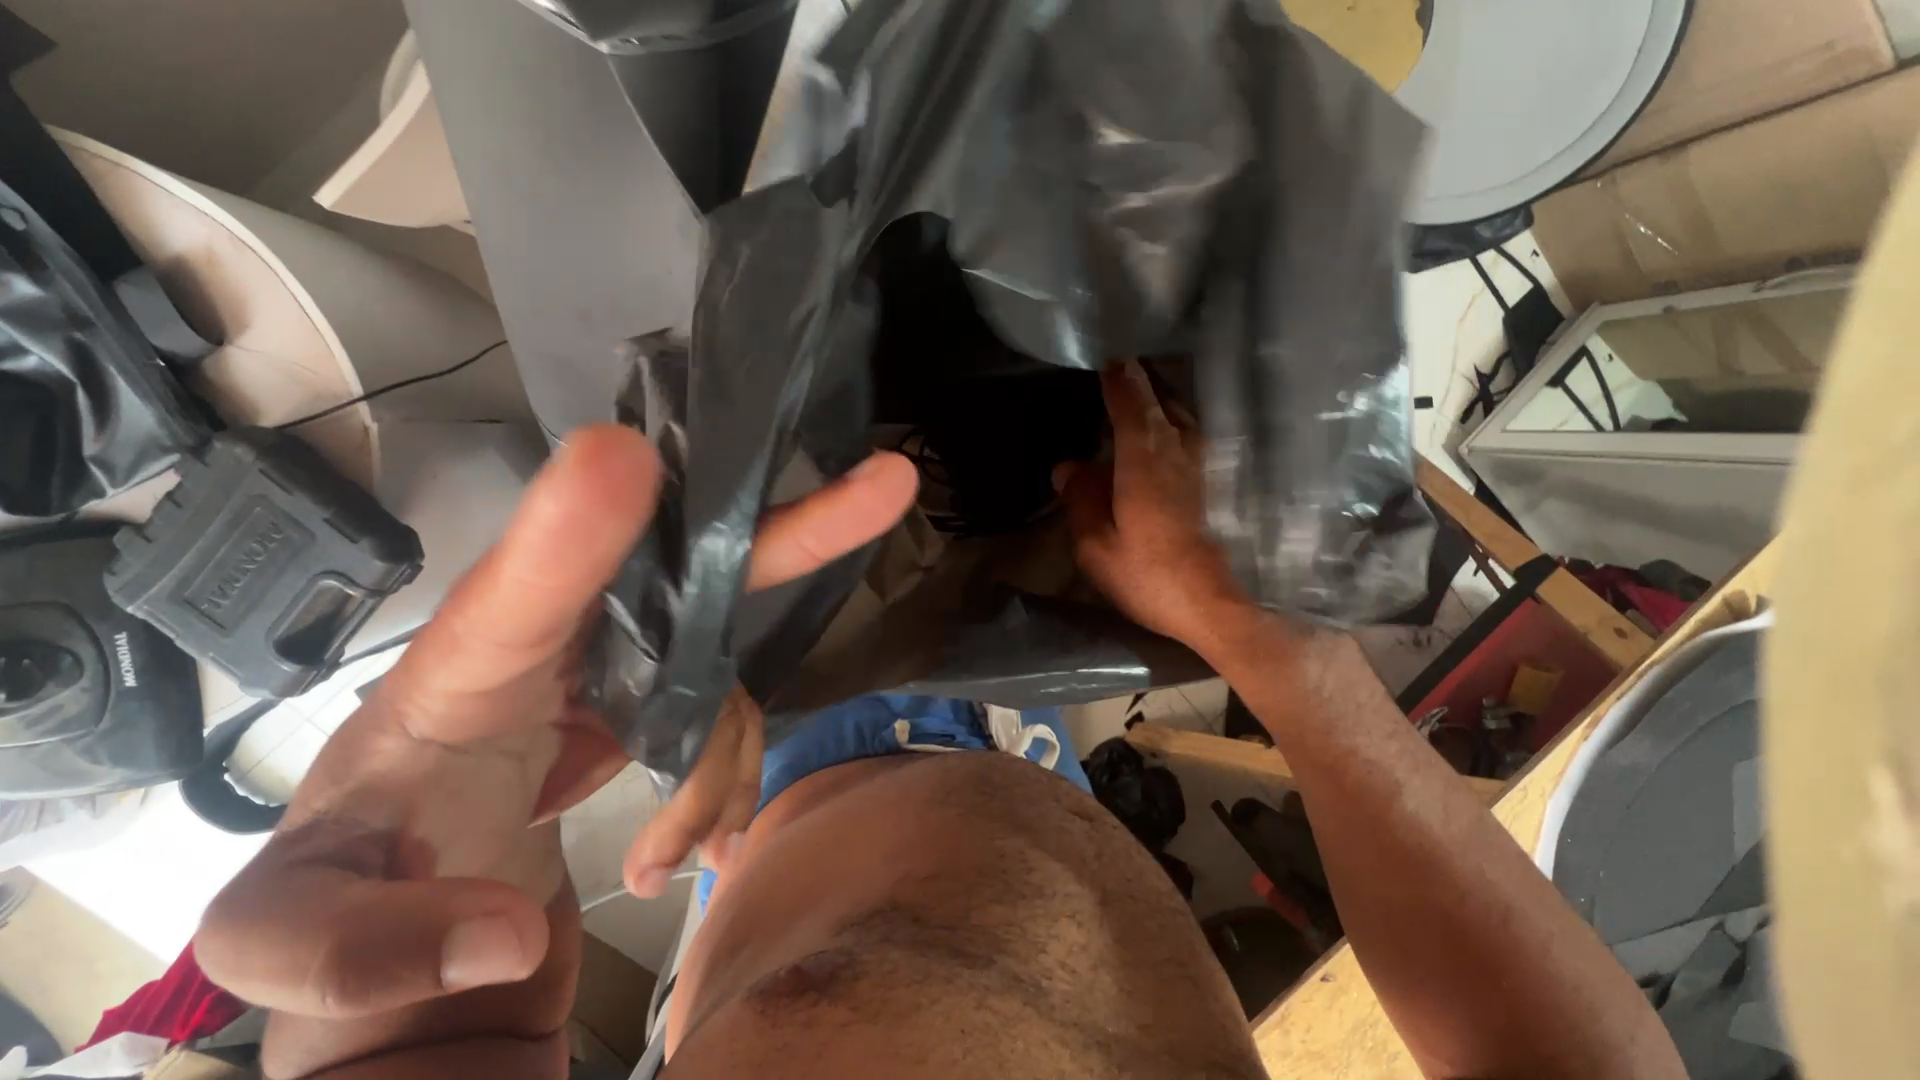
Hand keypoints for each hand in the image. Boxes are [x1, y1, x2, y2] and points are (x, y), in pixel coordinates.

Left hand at [195, 426, 916, 1076]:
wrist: (419, 935)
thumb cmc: (343, 903)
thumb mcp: (294, 939)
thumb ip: (374, 945)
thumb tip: (511, 930)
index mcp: (462, 673)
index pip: (520, 588)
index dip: (578, 524)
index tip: (627, 454)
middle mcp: (554, 648)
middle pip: (680, 573)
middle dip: (781, 534)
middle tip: (883, 486)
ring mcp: (616, 680)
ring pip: (723, 686)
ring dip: (716, 774)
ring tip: (673, 857)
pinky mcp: (651, 718)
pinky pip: (728, 728)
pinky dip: (727, 790)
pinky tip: (695, 850)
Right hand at [1055, 361, 1251, 649]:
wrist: (1225, 607)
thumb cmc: (1154, 576)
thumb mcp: (1097, 546)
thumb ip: (1081, 498)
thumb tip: (1069, 466)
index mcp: (1145, 450)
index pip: (1127, 391)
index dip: (1112, 373)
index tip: (1101, 360)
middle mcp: (1182, 440)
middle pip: (1159, 394)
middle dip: (1137, 384)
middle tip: (1114, 383)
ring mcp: (1211, 457)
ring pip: (1181, 415)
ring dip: (1160, 408)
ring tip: (1139, 414)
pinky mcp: (1228, 479)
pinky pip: (1195, 438)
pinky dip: (1176, 433)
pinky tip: (1167, 449)